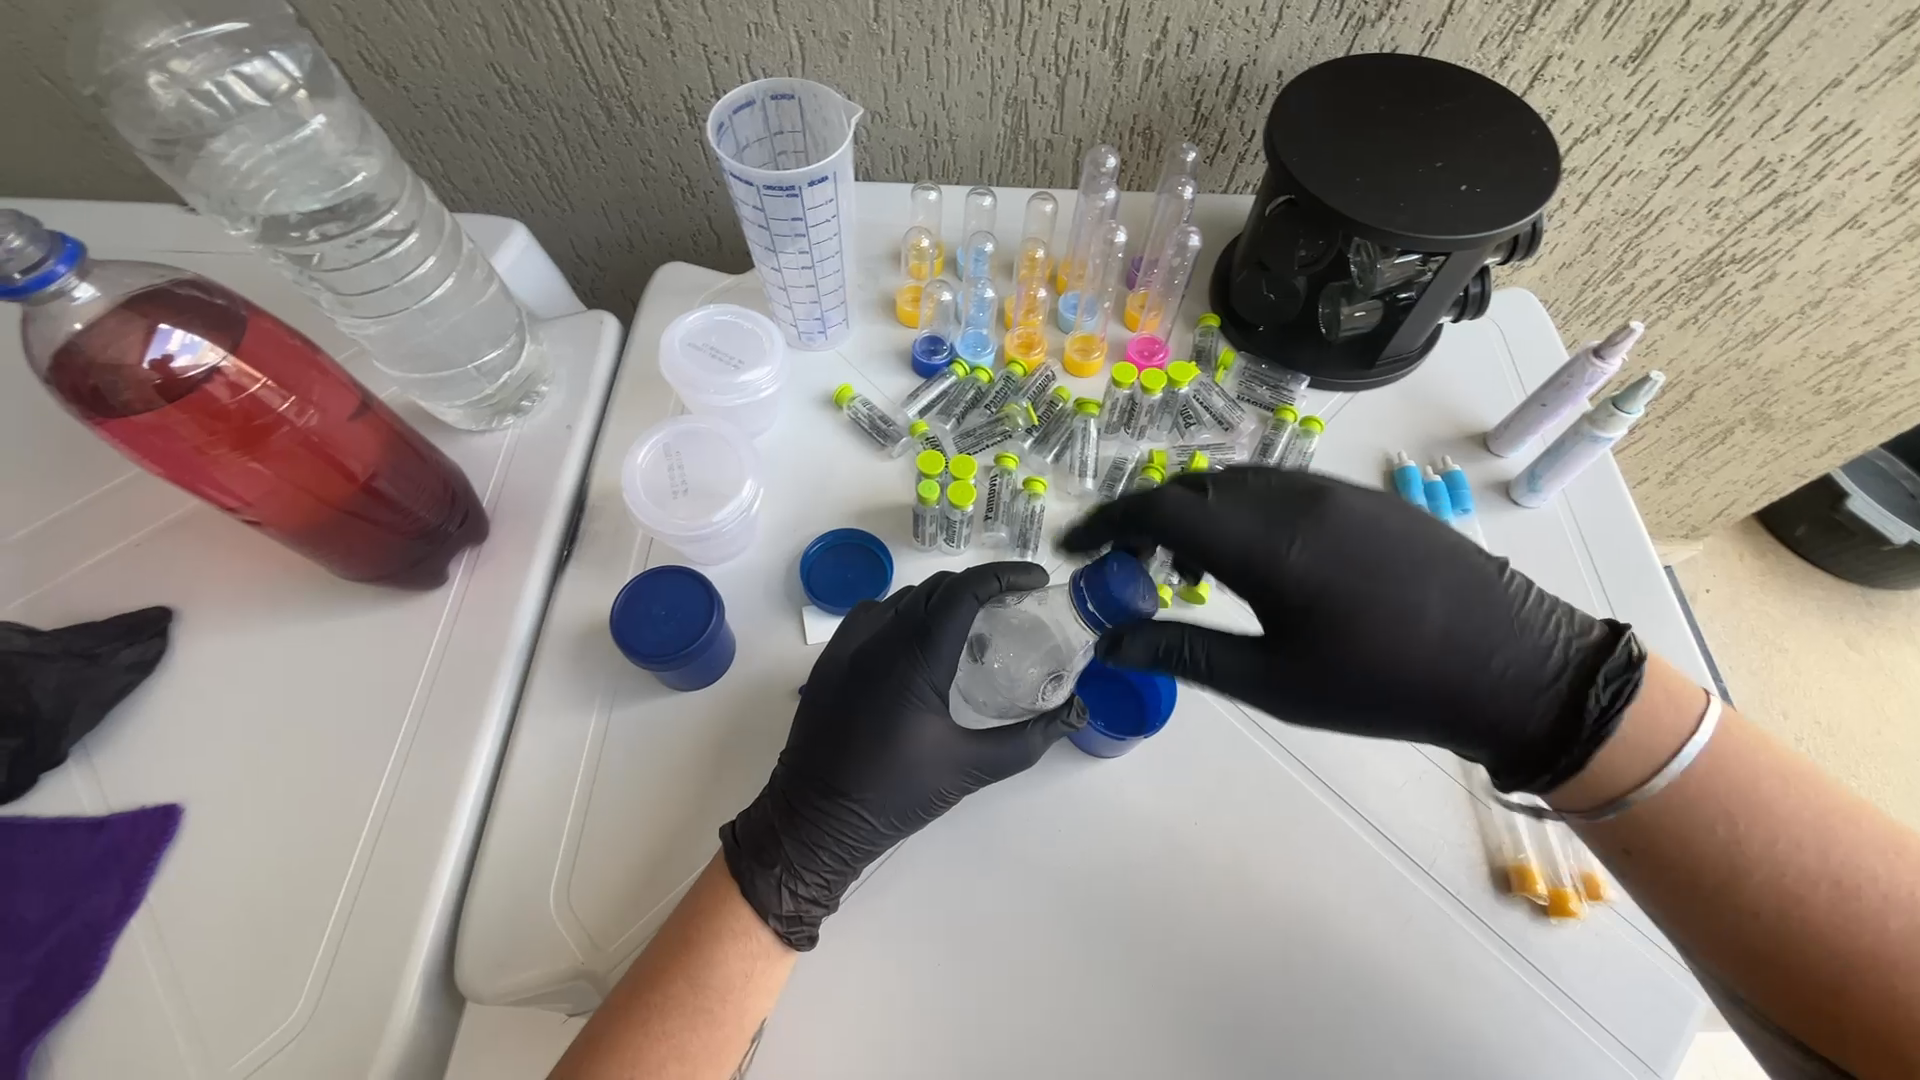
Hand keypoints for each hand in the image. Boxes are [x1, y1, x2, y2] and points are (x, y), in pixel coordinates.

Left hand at [720, 562, 1086, 949]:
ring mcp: (848, 645)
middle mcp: (879, 637)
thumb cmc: (895, 795)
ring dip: (942, 600)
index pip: (966, 590)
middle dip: (980, 586)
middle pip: (937, 588)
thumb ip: (1027, 739)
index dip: (1006, 576)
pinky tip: (918, 642)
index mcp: (916, 655)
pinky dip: (904, 613)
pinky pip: (873, 615)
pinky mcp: (829, 661)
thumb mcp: (970, 768)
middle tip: (1013, 606)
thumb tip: (1075, 713)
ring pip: (903, 598)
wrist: (814, 822)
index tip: (1037, 581)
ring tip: (971, 623)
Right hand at [1061, 467, 1644, 792]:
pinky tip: (1251, 559)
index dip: (1106, 524)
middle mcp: (1290, 498)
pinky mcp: (1358, 496)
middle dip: (1144, 520)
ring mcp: (1329, 490)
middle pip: (1190, 488)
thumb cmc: (1382, 684)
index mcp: (1264, 544)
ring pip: (1232, 483)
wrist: (1512, 664)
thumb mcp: (1273, 681)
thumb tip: (1111, 644)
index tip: (1078, 549)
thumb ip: (1184, 653)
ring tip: (1187, 570)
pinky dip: (1235, 512)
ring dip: (1191, 514)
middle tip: (1128, 567)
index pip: (1158, 509)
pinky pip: (1274, 486)